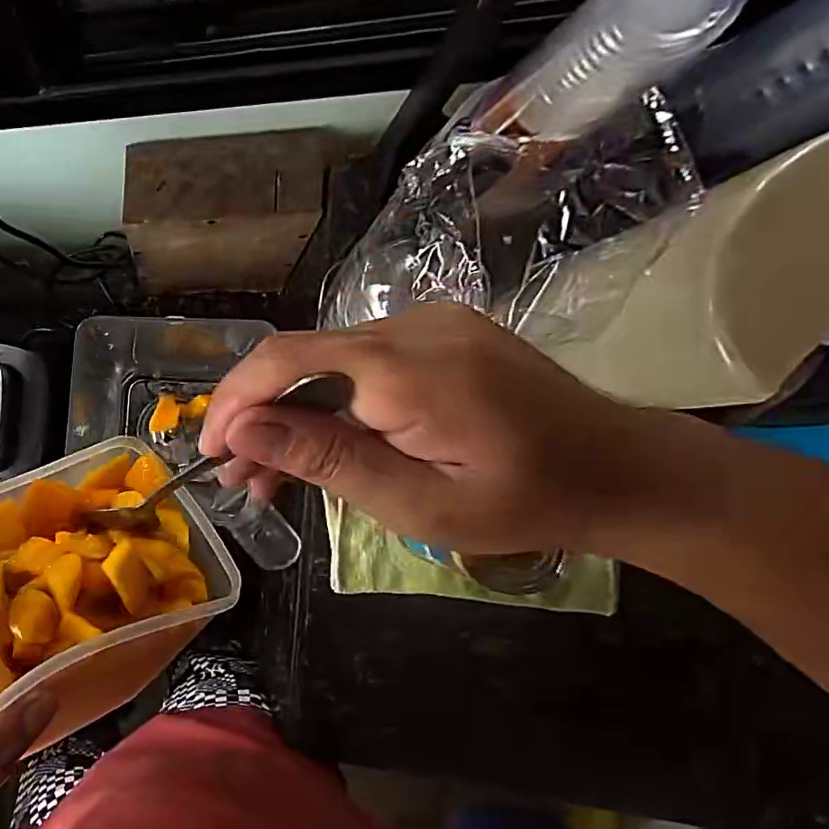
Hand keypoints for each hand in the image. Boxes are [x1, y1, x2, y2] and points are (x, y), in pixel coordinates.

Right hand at [199, 302, 689, 556]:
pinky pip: (358, 364)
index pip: (289, 359)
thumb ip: (325, 458)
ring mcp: (429, 325)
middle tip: (235, 476)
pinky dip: (327, 404)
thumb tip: (241, 429)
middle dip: (256, 417)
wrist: (618, 470)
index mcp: (410, 370)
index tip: (210, 448)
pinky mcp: (436, 335)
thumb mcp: (414, 502)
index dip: (236, 400)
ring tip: (267, 473)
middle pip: (301, 359)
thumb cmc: (522, 503)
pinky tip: (315, 444)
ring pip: (325, 363)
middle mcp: (414, 328)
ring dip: (289, 414)